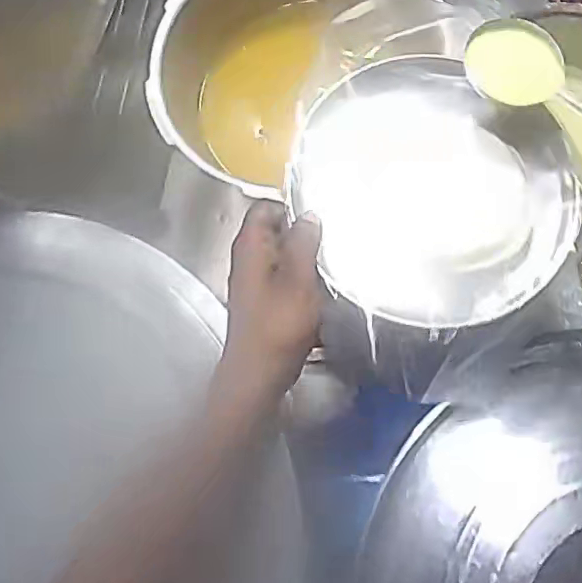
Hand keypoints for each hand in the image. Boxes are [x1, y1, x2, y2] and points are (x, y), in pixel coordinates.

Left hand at [220, 202, 323, 398]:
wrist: (258, 377)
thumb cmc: (279, 327)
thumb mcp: (299, 280)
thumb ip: (303, 243)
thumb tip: (309, 214)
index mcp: (250, 249)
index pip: (265, 208)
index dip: (291, 205)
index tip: (321, 213)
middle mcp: (247, 261)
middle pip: (275, 230)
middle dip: (303, 231)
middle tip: (333, 237)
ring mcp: (254, 282)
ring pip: (283, 255)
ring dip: (306, 256)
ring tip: (333, 262)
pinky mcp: (265, 302)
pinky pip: (286, 277)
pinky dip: (303, 277)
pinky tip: (324, 289)